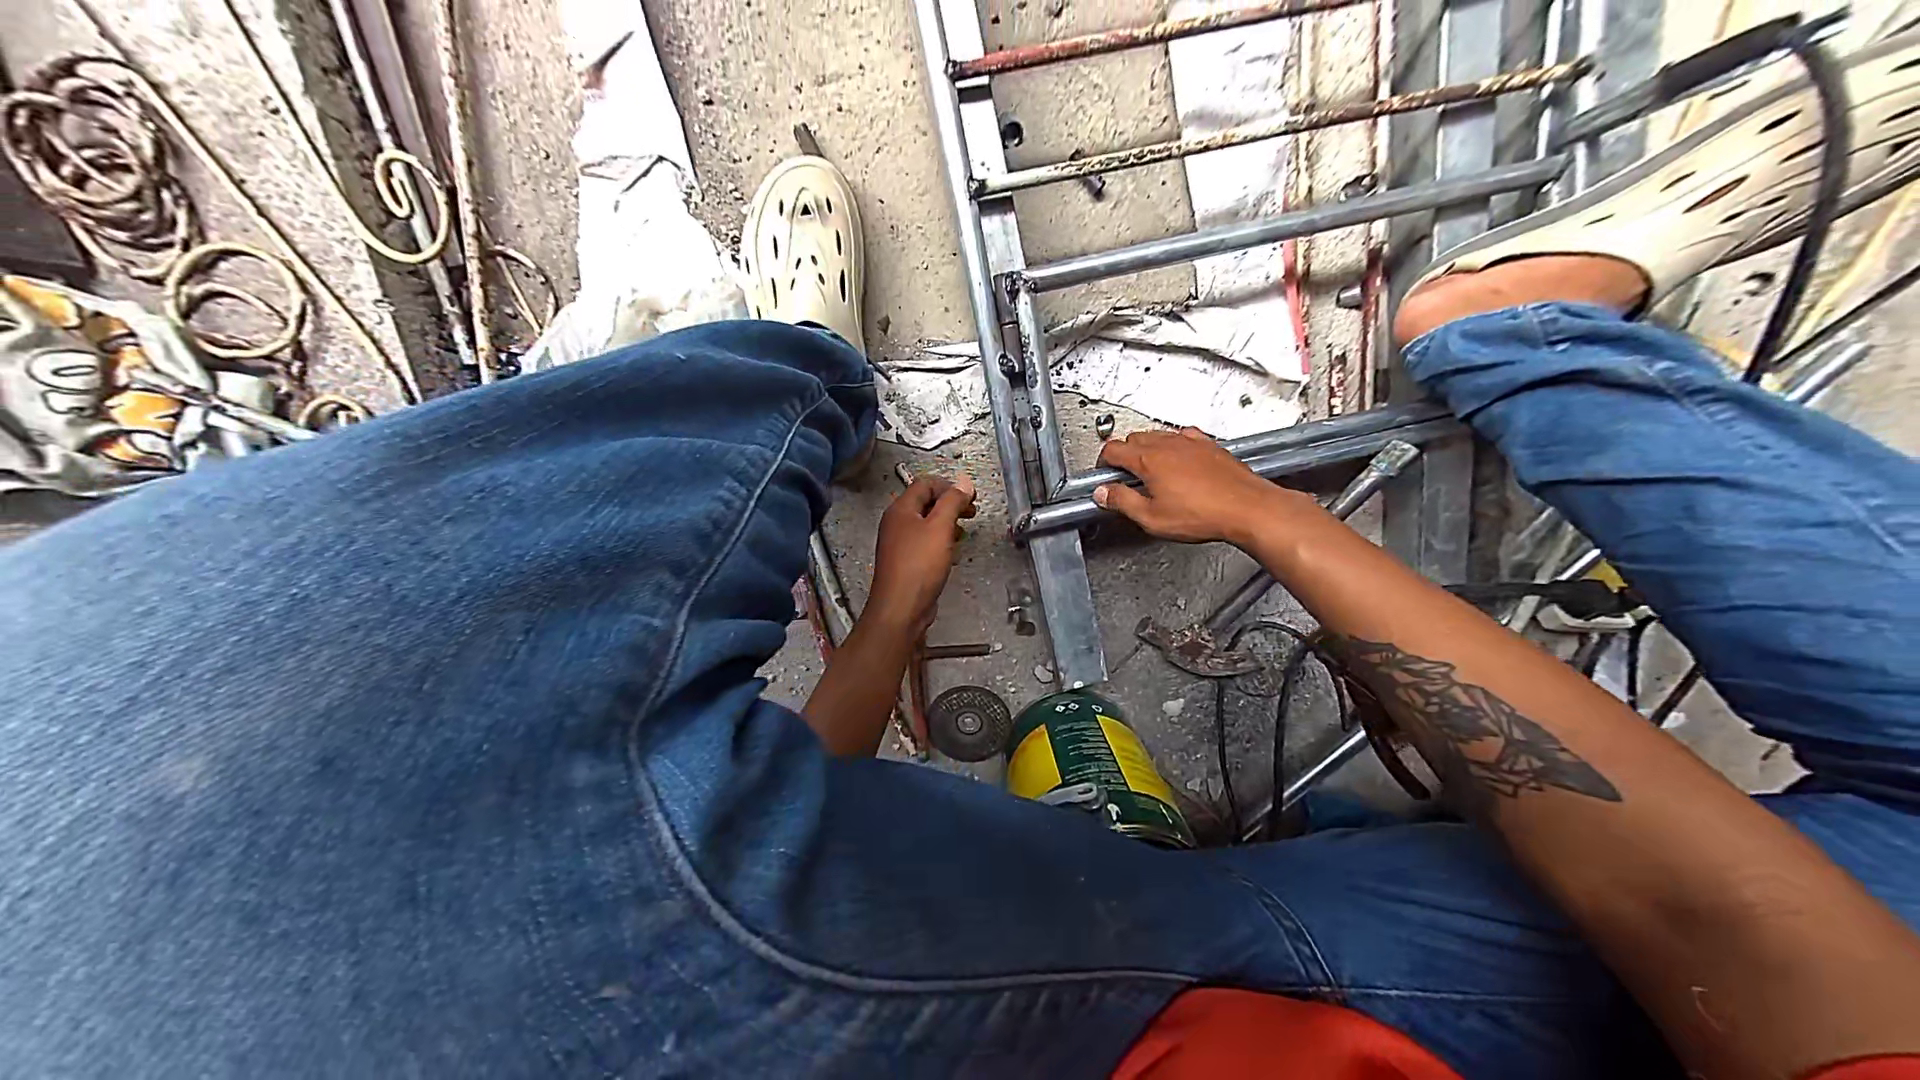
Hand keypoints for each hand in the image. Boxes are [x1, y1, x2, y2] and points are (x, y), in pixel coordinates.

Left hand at [866, 474, 976, 635]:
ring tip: (963, 530)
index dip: (949, 486)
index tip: (969, 495)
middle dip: (950, 504)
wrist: (901, 608)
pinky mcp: (906, 562)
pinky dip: (940, 541)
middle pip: (925, 503)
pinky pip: (924, 543)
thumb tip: (963, 483)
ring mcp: (899, 544)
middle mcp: (896, 524)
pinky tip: (951, 551)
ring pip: (926, 524)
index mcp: (900, 510)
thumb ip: (953, 502)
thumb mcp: (941, 527)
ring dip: (946, 523)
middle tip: (970, 510)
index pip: (925, 484)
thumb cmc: (917, 568)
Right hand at [1093, 428, 1309, 544]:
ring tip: (1149, 472)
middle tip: (1123, 475)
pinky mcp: (1209, 446)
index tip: (1104, 473)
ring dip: (1147, 449)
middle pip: (1133, 438)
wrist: (1247, 508)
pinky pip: (1183, 437)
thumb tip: (1104, 493)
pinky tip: (1178, 461)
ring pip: (1158, 434)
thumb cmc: (1205, 514)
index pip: (1113, 449)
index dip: (1104, 462)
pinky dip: (1173, 446)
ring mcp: (1191, 442)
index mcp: (1149, 460)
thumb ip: (1122, 502)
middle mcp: (1169, 444)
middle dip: (1124, 454)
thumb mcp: (1151, 518)